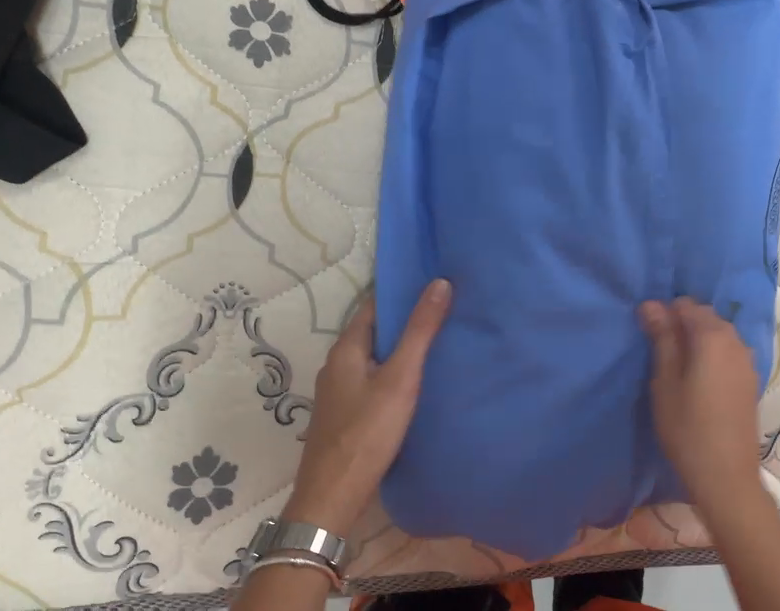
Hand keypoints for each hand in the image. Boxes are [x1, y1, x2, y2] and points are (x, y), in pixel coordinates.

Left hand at [283, 280, 450, 533]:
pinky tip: (419, 379)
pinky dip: (396, 370)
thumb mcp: (401, 378)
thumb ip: (420, 331)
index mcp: (346, 350)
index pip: (374, 304)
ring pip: (375, 356)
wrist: (333, 499)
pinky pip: (375, 378)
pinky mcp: (347, 415)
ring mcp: (340, 393)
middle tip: (446, 305)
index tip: (434, 279)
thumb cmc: (367, 433)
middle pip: (375, 330)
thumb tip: (440, 282)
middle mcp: (338, 366)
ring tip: (440, 337)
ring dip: (402, 346)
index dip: (402, 290)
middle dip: (406, 317)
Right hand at [639, 297, 764, 516]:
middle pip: (706, 317)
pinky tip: (700, 377)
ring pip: (720, 334)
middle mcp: (735, 340)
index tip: (649, 335)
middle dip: (683, 324)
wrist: (727, 476)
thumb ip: (662, 340)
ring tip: (677, 365)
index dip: (665, 313)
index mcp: (713, 336)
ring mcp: (747, 360)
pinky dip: (713, 354)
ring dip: (699, 339)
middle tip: (659, 350)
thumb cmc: (687, 428)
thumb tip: (652, 304)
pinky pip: (729, 351)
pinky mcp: (751, 379)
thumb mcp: (666, 382)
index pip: (686, 305)